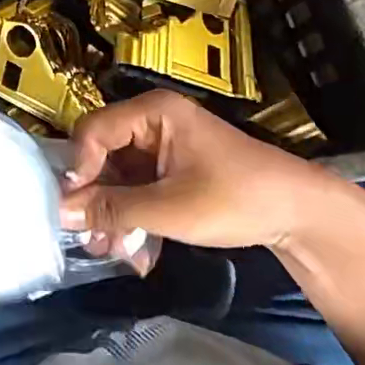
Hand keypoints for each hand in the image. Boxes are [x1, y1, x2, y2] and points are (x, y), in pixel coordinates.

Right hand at [60, 90, 337, 249]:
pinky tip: (136, 251)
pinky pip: (137, 188)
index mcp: (152, 112)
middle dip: (96, 200)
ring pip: (117, 177)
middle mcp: (151, 122)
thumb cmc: (237, 199)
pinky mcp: (170, 169)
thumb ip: (112, 209)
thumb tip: (62, 214)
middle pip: (102, 156)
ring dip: (113, 215)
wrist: (302, 215)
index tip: (73, 207)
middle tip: (88, 237)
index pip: (93, 131)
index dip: (79, 169)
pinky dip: (133, 217)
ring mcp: (160, 146)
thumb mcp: (169, 209)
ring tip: (110, 251)